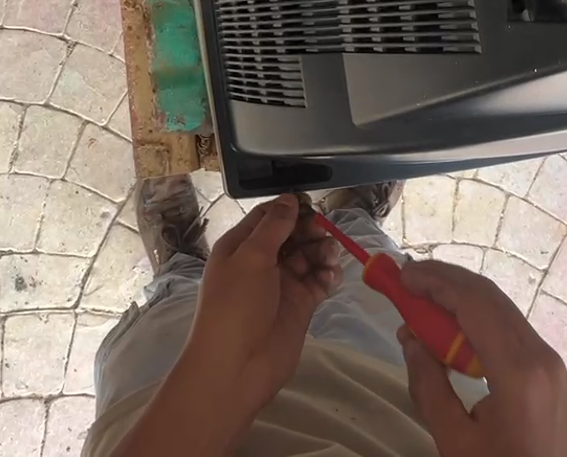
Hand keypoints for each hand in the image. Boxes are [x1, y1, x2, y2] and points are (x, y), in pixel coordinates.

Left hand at [178, 194, 340, 416]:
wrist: (235, 368)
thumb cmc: (235, 305)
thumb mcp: (250, 257)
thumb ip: (274, 226)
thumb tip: (289, 198)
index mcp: (241, 245)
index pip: (267, 216)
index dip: (288, 207)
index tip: (310, 204)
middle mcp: (261, 261)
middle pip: (291, 234)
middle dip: (309, 229)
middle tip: (323, 232)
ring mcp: (281, 284)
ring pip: (308, 256)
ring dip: (322, 250)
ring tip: (331, 257)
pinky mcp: (299, 306)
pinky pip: (318, 282)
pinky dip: (327, 275)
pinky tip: (331, 276)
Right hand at [398, 260, 566, 456]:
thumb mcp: (457, 445)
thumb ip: (429, 388)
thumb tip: (411, 340)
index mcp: (517, 370)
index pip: (472, 302)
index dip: (435, 281)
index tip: (401, 276)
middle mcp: (539, 353)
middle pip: (488, 296)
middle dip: (445, 280)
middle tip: (406, 279)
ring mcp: (549, 361)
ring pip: (499, 307)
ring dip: (460, 296)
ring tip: (422, 299)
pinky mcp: (550, 371)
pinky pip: (509, 327)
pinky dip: (476, 316)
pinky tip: (452, 328)